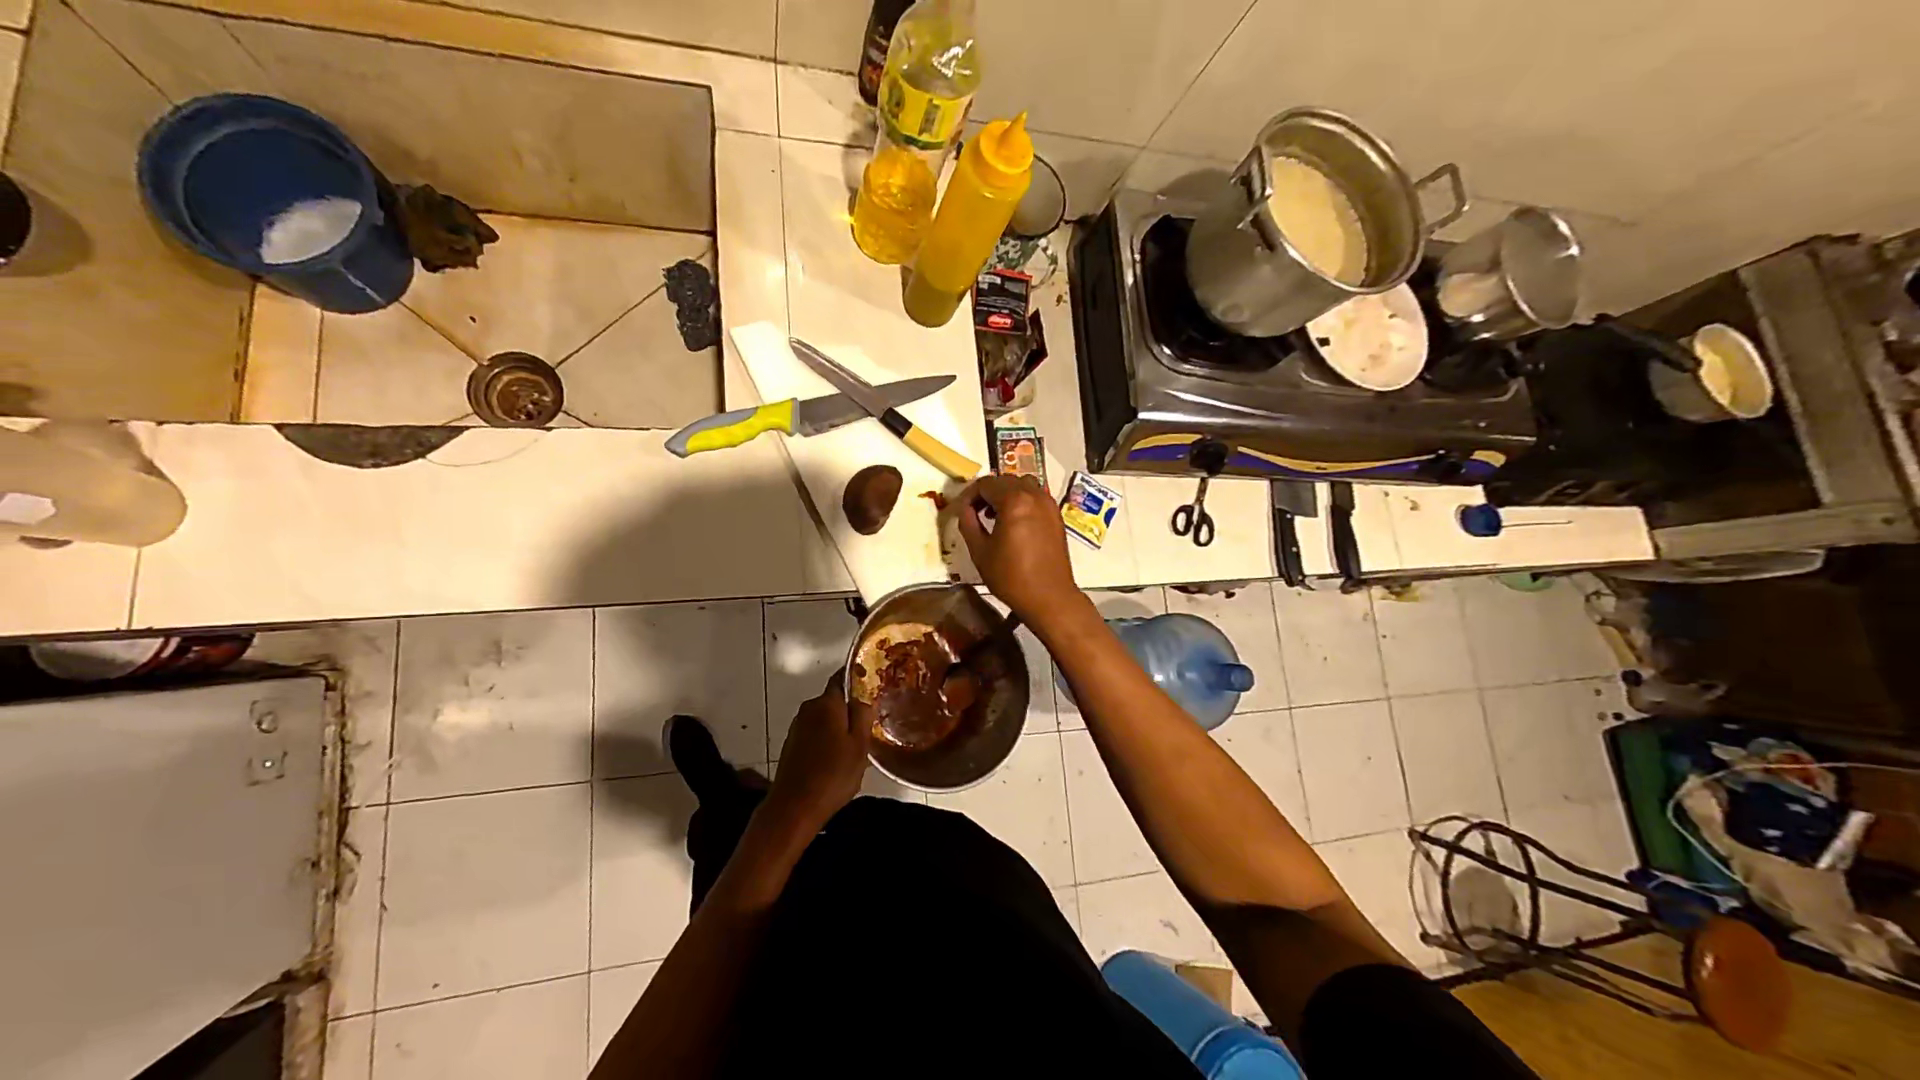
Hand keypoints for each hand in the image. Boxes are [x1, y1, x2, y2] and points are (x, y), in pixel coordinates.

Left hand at [767, 672, 871, 826]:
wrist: (794, 807)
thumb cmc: (833, 774)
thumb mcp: (859, 745)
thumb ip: (863, 715)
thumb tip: (864, 698)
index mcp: (826, 703)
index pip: (842, 677)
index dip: (858, 678)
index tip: (873, 687)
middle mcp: (809, 708)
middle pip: (834, 700)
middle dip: (850, 709)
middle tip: (869, 729)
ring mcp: (797, 726)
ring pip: (825, 718)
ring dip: (839, 727)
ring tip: (854, 750)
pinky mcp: (792, 744)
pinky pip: (815, 732)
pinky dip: (827, 740)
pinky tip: (835, 761)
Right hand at [957, 475, 1084, 625]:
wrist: (1049, 597)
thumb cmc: (1011, 577)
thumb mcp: (980, 551)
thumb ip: (968, 523)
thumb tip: (965, 509)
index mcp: (1014, 501)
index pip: (985, 484)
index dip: (969, 495)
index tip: (961, 510)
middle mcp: (1034, 495)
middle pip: (1005, 480)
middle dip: (987, 493)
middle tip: (975, 512)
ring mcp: (1049, 504)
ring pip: (1023, 485)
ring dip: (1006, 494)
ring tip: (994, 516)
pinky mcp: (1057, 516)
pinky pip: (1036, 497)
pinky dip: (1022, 501)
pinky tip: (1014, 523)